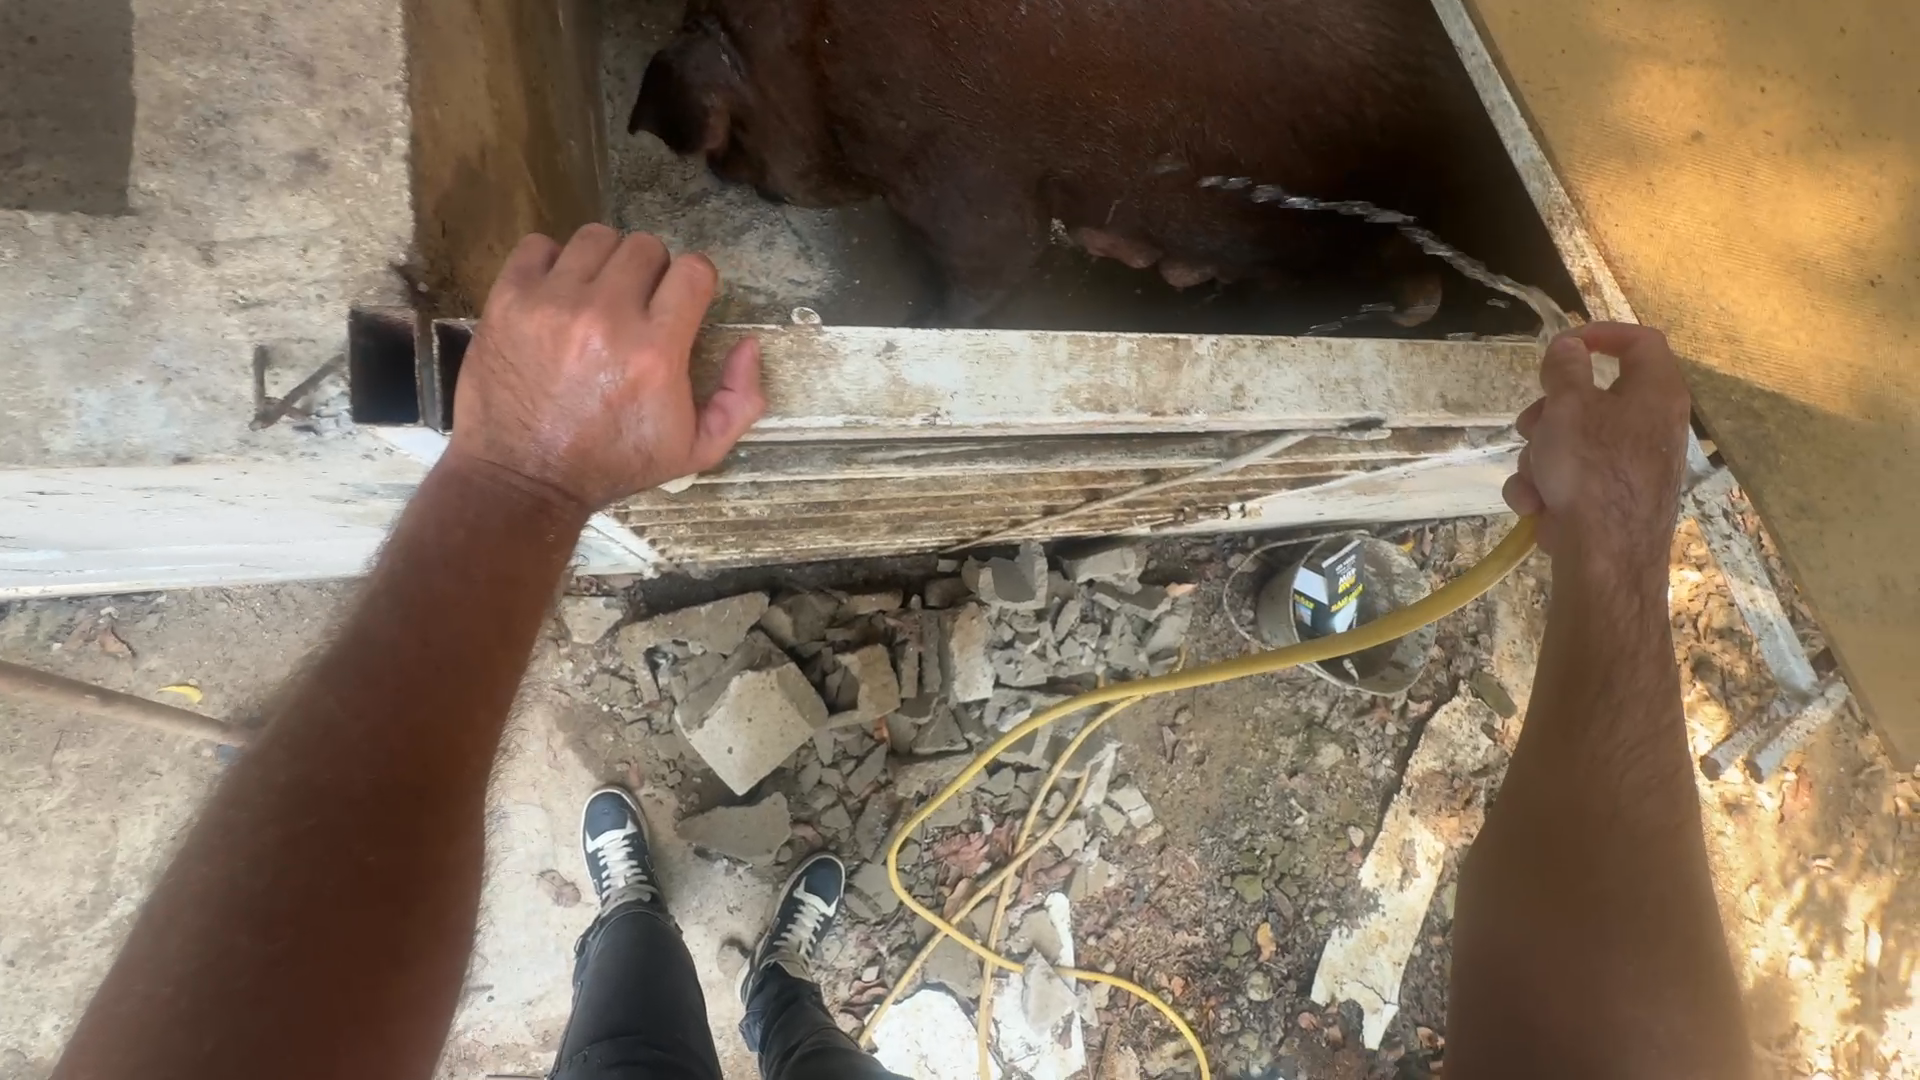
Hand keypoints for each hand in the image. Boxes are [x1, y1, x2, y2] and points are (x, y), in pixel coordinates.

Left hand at [445, 224, 764, 516]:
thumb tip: (748, 345)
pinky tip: (562, 294)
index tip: (686, 304)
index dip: (697, 282)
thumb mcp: (699, 450)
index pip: (693, 270)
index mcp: (656, 352)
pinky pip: (540, 245)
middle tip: (643, 305)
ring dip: (608, 262)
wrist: (528, 477)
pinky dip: (556, 263)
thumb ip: (741, 401)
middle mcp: (607, 316)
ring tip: (602, 296)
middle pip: (646, 246)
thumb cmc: (618, 464)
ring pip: (596, 238)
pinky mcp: (508, 299)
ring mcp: (552, 303)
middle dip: (654, 272)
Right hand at [1503, 323, 1690, 572]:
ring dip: (1537, 457)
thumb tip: (1568, 345)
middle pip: (1589, 398)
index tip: (1559, 345)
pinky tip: (1536, 503)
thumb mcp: (1568, 409)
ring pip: (1567, 440)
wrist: (1604, 550)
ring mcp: (1627, 461)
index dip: (1600, 335)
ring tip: (1533, 480)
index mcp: (1653, 393)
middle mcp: (1648, 423)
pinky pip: (1565, 475)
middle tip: (1528, 426)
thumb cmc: (1590, 470)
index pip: (1640, 343)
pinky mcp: (1605, 492)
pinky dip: (1543, 486)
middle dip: (1547, 413)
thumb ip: (1566, 372)